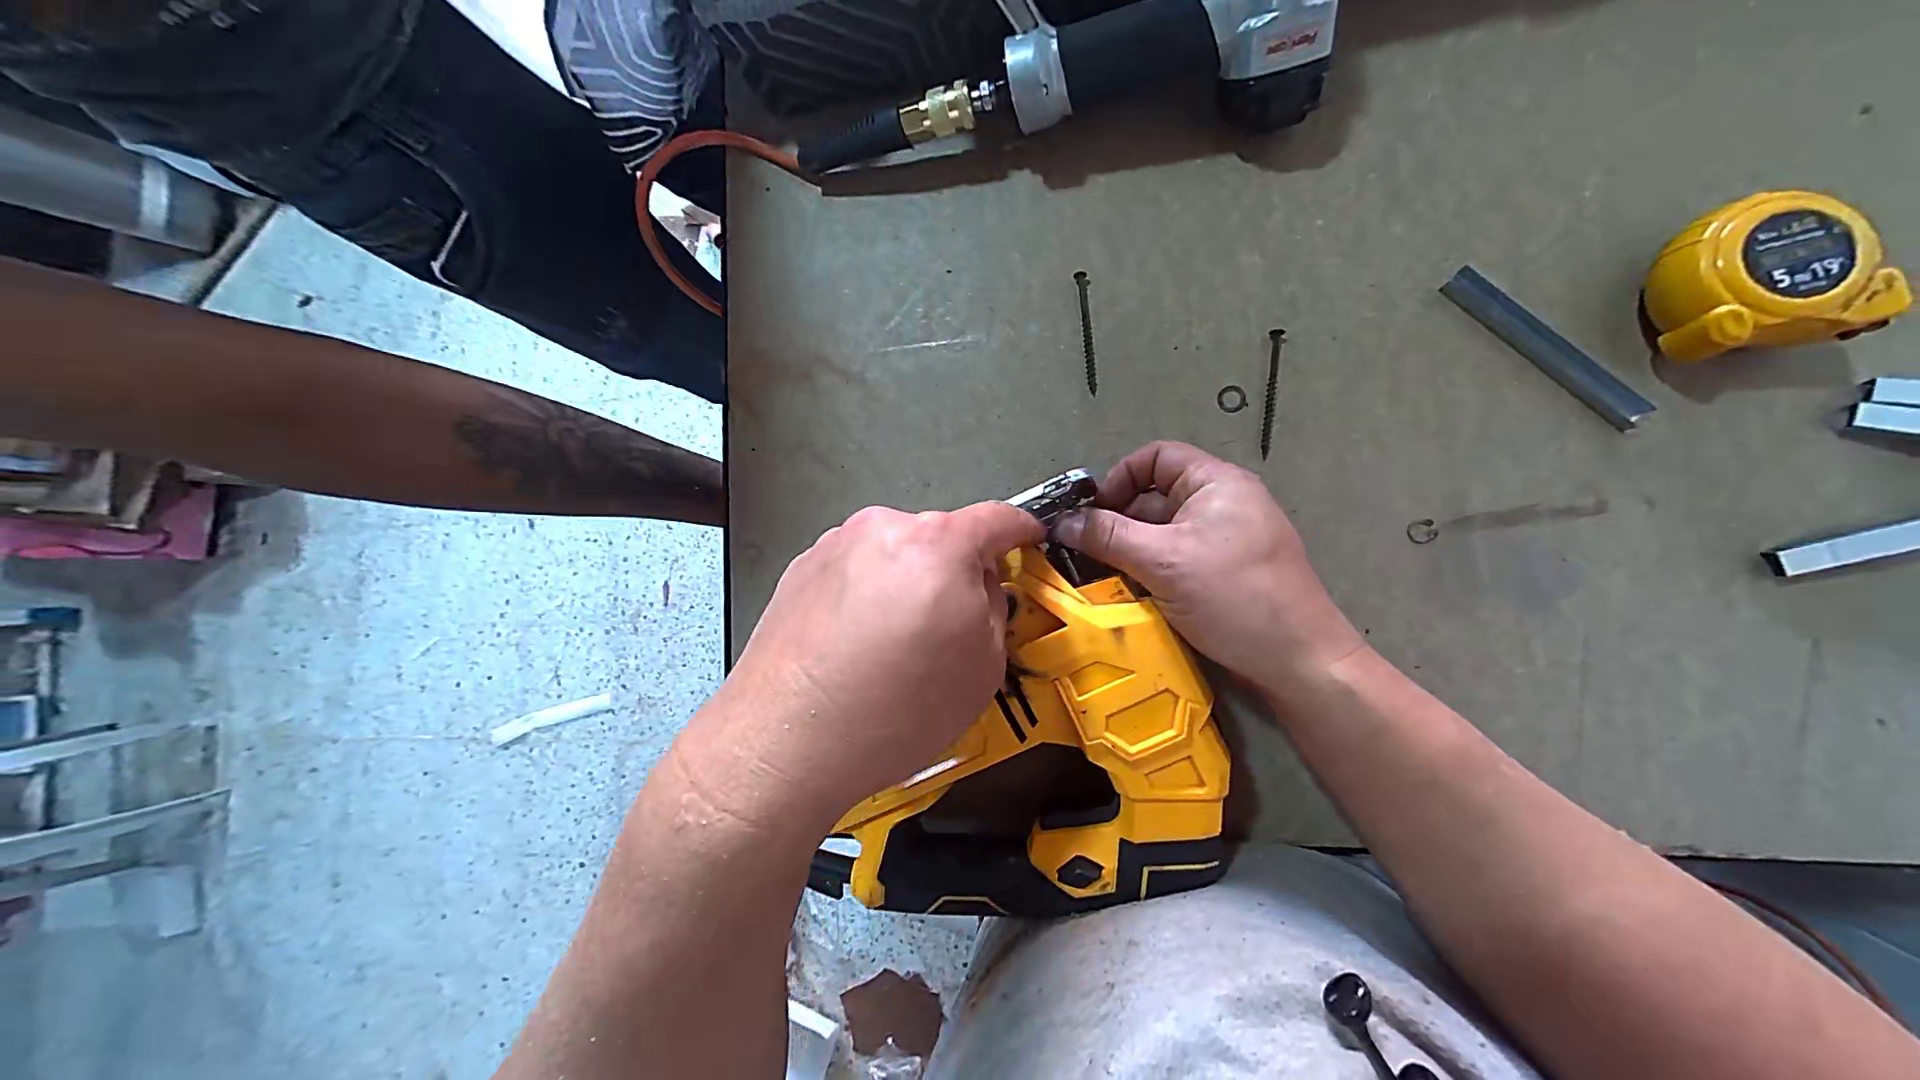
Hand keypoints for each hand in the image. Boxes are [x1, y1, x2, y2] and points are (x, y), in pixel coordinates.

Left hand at [690, 502, 1042, 832]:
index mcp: (937, 546)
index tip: (1024, 538)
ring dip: (908, 584)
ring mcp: (837, 546)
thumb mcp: (982, 670)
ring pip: (896, 554)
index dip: (1020, 530)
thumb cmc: (884, 715)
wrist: (786, 743)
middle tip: (953, 624)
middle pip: (941, 537)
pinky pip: (857, 570)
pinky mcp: (803, 567)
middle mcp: (883, 532)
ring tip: (896, 647)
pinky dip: (870, 595)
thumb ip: (994, 608)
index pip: (997, 518)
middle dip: (956, 572)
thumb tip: (985, 587)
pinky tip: (861, 645)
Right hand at [1051, 441, 1366, 701]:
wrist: (1298, 661)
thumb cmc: (1234, 597)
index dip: (1118, 478)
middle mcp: (1221, 503)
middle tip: (1086, 552)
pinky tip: (1132, 594)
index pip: (1156, 457)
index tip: (1092, 514)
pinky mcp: (1224, 572)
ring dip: (1131, 551)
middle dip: (1118, 522)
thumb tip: (1062, 522)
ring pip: (1162, 532)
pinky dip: (1151, 571)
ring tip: (1103, 576)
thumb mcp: (1163, 561)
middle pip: (1154, 497)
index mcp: (1216, 482)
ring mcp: (1225, 540)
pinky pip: (1176, 559)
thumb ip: (1108, 536)